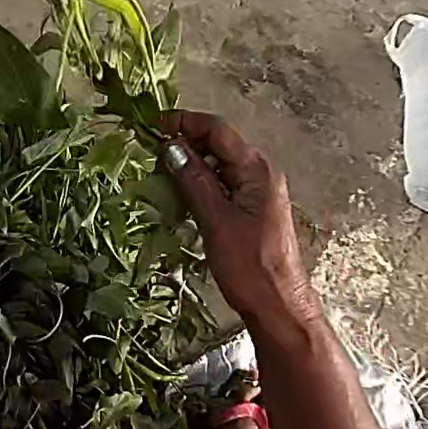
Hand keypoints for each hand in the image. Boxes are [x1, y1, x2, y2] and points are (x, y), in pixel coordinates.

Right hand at [158, 111, 322, 344]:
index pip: (218, 130)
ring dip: (190, 164)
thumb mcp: (216, 220)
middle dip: (185, 142)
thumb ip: (194, 180)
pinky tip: (179, 193)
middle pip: (219, 144)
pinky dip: (199, 183)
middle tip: (150, 150)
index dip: (184, 122)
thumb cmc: (249, 266)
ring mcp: (256, 192)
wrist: (277, 306)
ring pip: (218, 165)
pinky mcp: (250, 210)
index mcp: (257, 170)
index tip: (153, 125)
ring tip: (158, 170)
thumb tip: (171, 148)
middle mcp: (260, 174)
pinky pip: (221, 185)